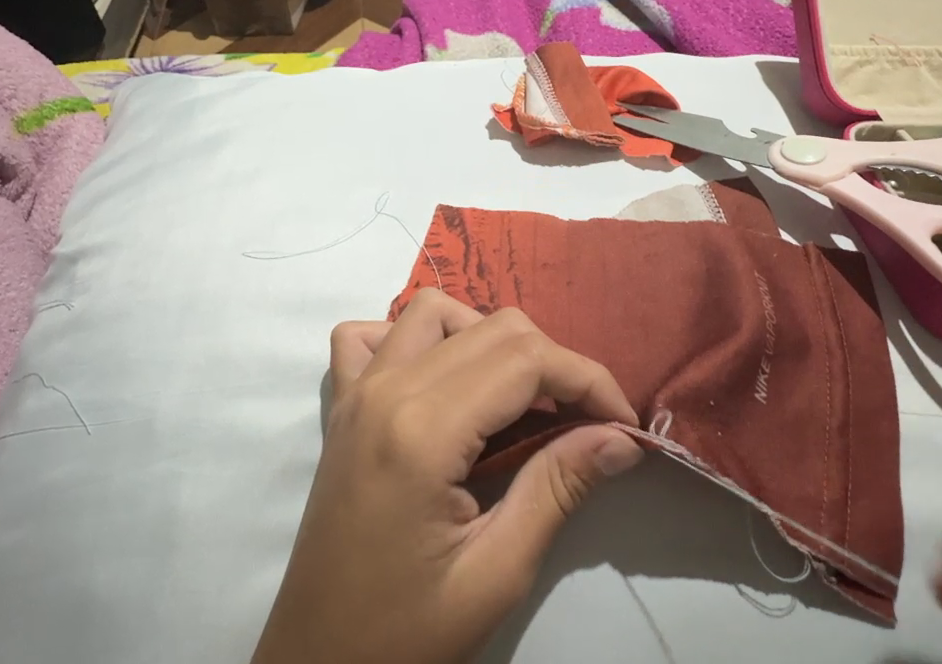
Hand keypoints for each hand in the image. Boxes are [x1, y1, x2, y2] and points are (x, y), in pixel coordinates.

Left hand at [252, 289, 643, 663]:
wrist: (317, 658)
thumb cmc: (407, 630)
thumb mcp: (496, 572)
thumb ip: (557, 488)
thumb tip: (622, 437)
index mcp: (423, 430)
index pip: (526, 360)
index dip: (589, 380)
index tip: (624, 424)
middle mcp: (386, 389)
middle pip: (492, 327)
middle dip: (554, 363)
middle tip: (584, 421)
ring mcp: (356, 391)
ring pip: (434, 312)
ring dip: (490, 339)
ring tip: (519, 398)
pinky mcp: (342, 405)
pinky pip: (372, 335)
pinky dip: (415, 338)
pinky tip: (440, 379)